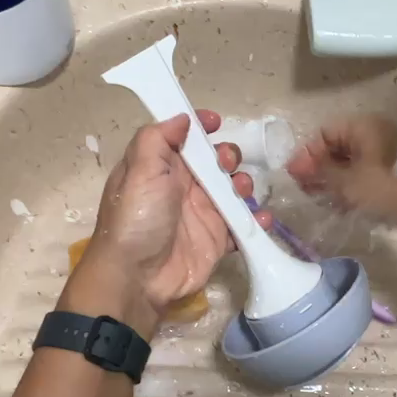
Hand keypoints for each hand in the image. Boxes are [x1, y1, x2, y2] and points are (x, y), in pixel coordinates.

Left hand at [63, 110, 259, 333]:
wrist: (138, 278)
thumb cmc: (137, 219)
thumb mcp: (139, 171)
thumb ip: (158, 139)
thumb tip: (181, 118)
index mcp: (160, 167)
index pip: (183, 138)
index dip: (200, 126)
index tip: (215, 123)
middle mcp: (182, 187)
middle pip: (214, 161)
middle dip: (227, 156)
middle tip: (224, 166)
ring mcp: (202, 213)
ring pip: (232, 189)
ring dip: (244, 184)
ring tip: (242, 192)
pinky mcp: (217, 239)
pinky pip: (242, 224)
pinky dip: (255, 218)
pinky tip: (259, 218)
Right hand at [284, 117, 396, 244]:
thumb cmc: (389, 188)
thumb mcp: (346, 182)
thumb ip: (319, 173)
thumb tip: (297, 167)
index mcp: (363, 127)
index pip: (324, 133)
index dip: (307, 154)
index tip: (294, 178)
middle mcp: (375, 138)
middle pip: (337, 149)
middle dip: (319, 170)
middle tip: (305, 193)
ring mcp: (387, 159)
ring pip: (351, 167)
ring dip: (334, 184)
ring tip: (321, 203)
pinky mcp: (395, 179)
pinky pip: (365, 181)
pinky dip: (351, 192)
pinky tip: (341, 209)